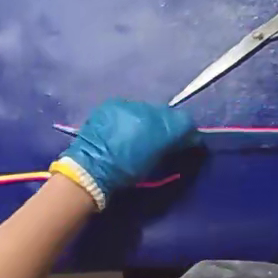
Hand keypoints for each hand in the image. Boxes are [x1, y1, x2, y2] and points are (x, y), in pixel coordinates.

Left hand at [54, 98, 197, 207]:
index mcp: (160, 126)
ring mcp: (127, 104)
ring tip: (141, 132)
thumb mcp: (157, 163)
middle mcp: (146, 109)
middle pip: (165, 112)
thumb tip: (187, 140)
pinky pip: (128, 107)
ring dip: (147, 118)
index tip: (186, 140)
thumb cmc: (127, 174)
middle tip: (163, 137)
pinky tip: (124, 128)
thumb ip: (173, 147)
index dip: (187, 131)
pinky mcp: (111, 104)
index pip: (184, 121)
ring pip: (147, 108)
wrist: (90, 169)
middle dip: (167, 123)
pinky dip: (130, 116)